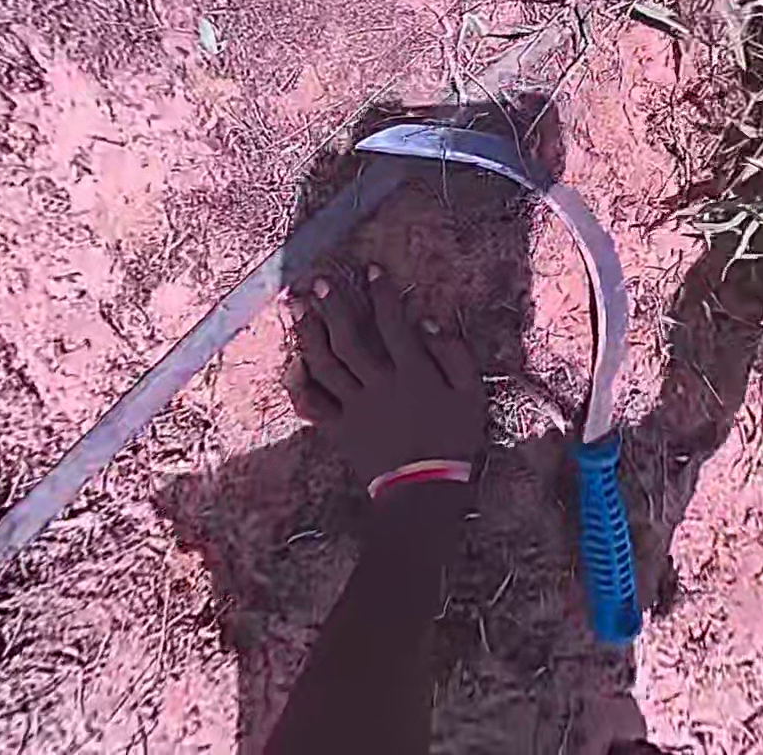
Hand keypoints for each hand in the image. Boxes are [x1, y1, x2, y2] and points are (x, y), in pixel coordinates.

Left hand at [283, 265, 486, 487]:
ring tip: (297, 308)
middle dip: (334, 308)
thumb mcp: (471, 394)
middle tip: (320, 284)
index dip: (381, 293)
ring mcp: (355, 406)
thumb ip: (453, 354)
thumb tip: (427, 322)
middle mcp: (378, 383)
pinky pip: (313, 404)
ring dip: (309, 333)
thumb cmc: (453, 439)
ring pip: (325, 364)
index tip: (371, 270)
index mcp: (411, 372)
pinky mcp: (339, 428)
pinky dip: (299, 383)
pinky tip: (291, 361)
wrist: (426, 492)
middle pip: (349, 339)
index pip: (392, 323)